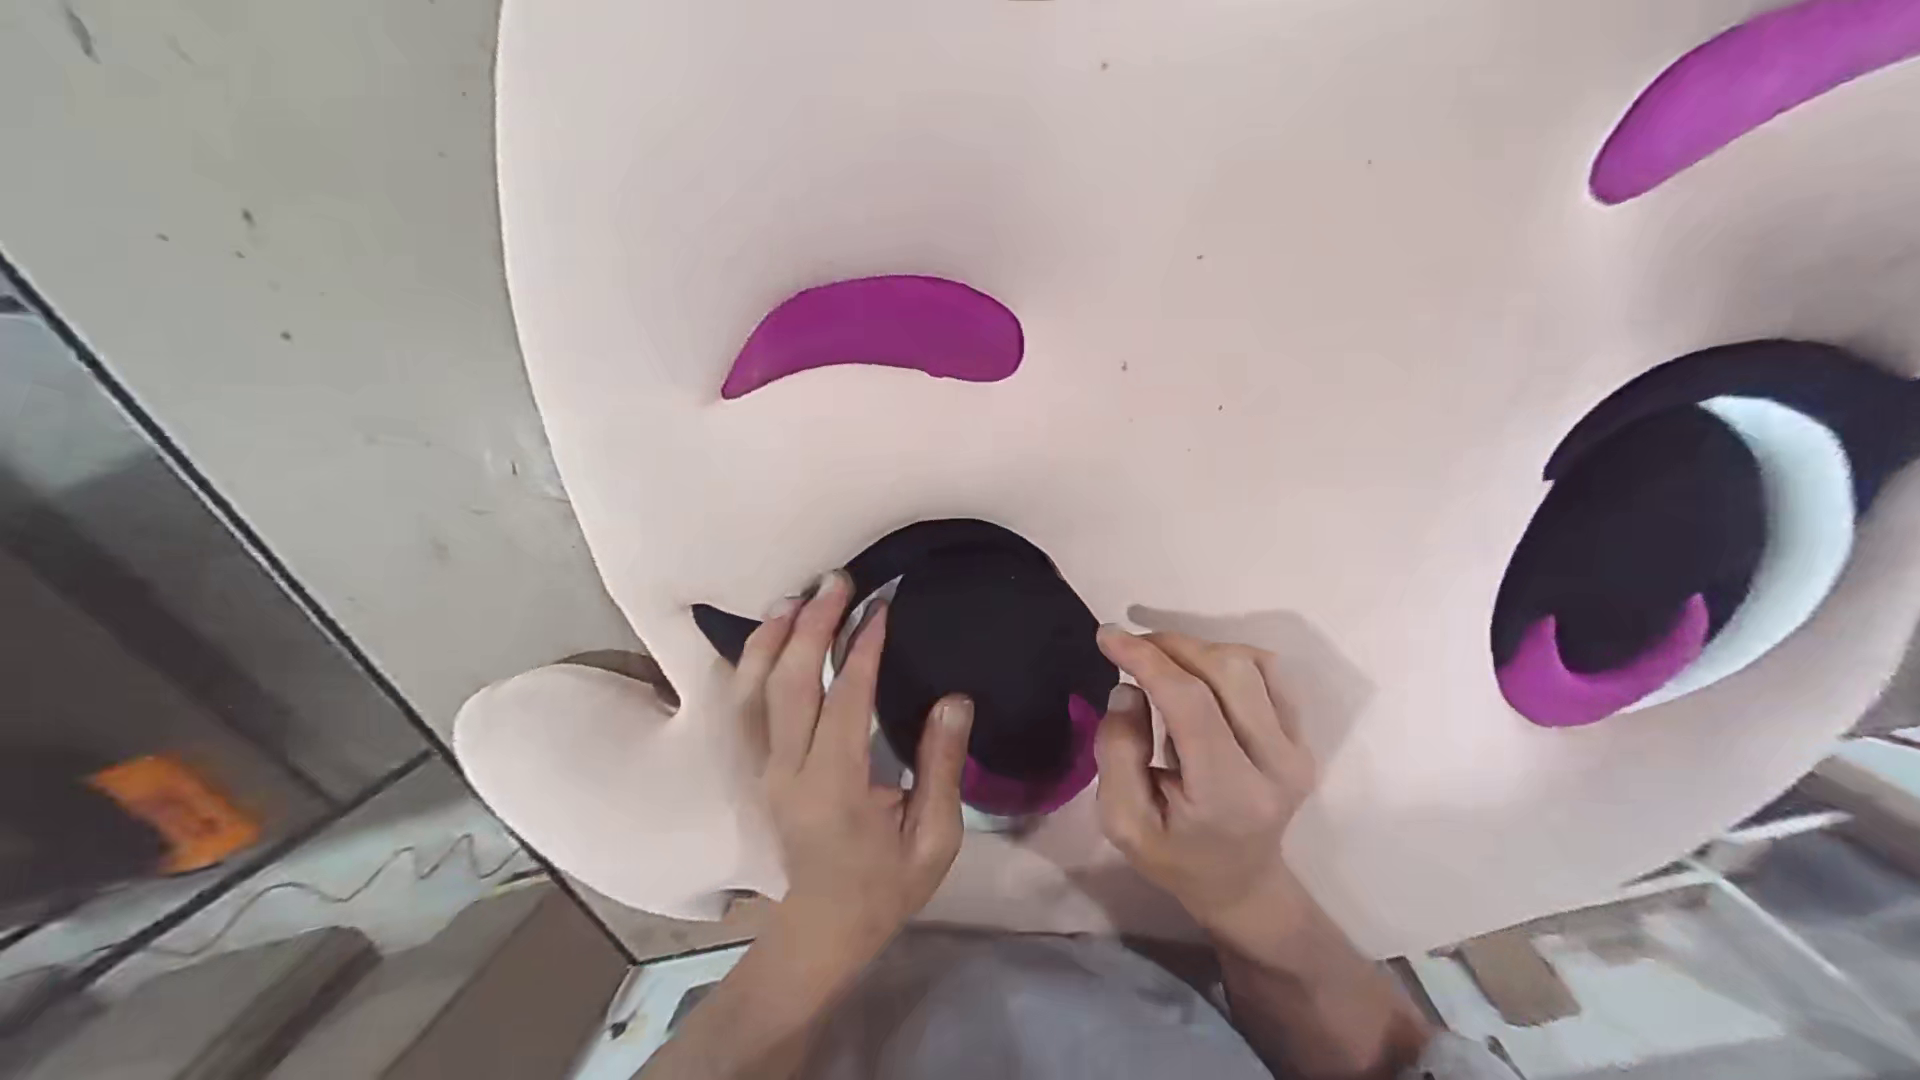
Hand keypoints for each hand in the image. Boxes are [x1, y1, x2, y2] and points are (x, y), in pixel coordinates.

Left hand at [733, 570, 974, 954]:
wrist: (824, 925)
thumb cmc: (886, 883)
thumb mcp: (935, 837)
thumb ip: (942, 767)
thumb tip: (954, 700)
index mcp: (835, 790)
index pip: (844, 703)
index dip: (861, 650)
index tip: (878, 607)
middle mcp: (788, 772)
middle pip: (790, 684)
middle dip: (813, 625)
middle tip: (837, 582)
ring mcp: (763, 769)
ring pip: (756, 689)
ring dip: (775, 636)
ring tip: (799, 595)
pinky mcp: (757, 767)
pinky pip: (747, 703)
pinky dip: (756, 660)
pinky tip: (774, 631)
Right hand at [1093, 627, 1318, 950]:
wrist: (1242, 882)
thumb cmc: (1174, 856)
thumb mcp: (1122, 822)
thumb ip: (1117, 752)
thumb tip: (1129, 689)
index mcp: (1229, 794)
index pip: (1191, 703)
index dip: (1146, 659)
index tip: (1107, 636)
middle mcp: (1276, 765)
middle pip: (1226, 670)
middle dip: (1168, 646)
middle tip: (1129, 649)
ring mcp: (1297, 748)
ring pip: (1250, 662)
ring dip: (1196, 649)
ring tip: (1160, 663)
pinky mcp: (1302, 736)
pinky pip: (1267, 671)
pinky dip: (1225, 657)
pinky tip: (1197, 673)